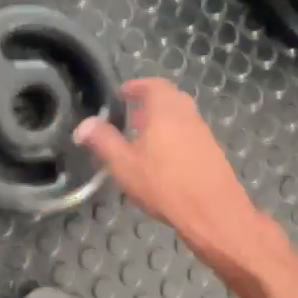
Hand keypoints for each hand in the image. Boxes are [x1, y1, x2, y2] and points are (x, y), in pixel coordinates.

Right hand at [74, 78, 278, 266]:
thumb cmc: (164, 185)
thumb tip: (83, 125)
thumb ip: (103, 141)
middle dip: (148, 102)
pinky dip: (172, 134)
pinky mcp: (211, 151)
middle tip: (129, 115)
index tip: (121, 93)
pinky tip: (161, 158)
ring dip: (160, 119)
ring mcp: (202, 132)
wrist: (213, 212)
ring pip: (180, 115)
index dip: (136, 86)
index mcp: (165, 111)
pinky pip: (188, 132)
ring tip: (141, 138)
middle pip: (169, 97)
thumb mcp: (124, 165)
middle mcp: (187, 115)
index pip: (153, 85)